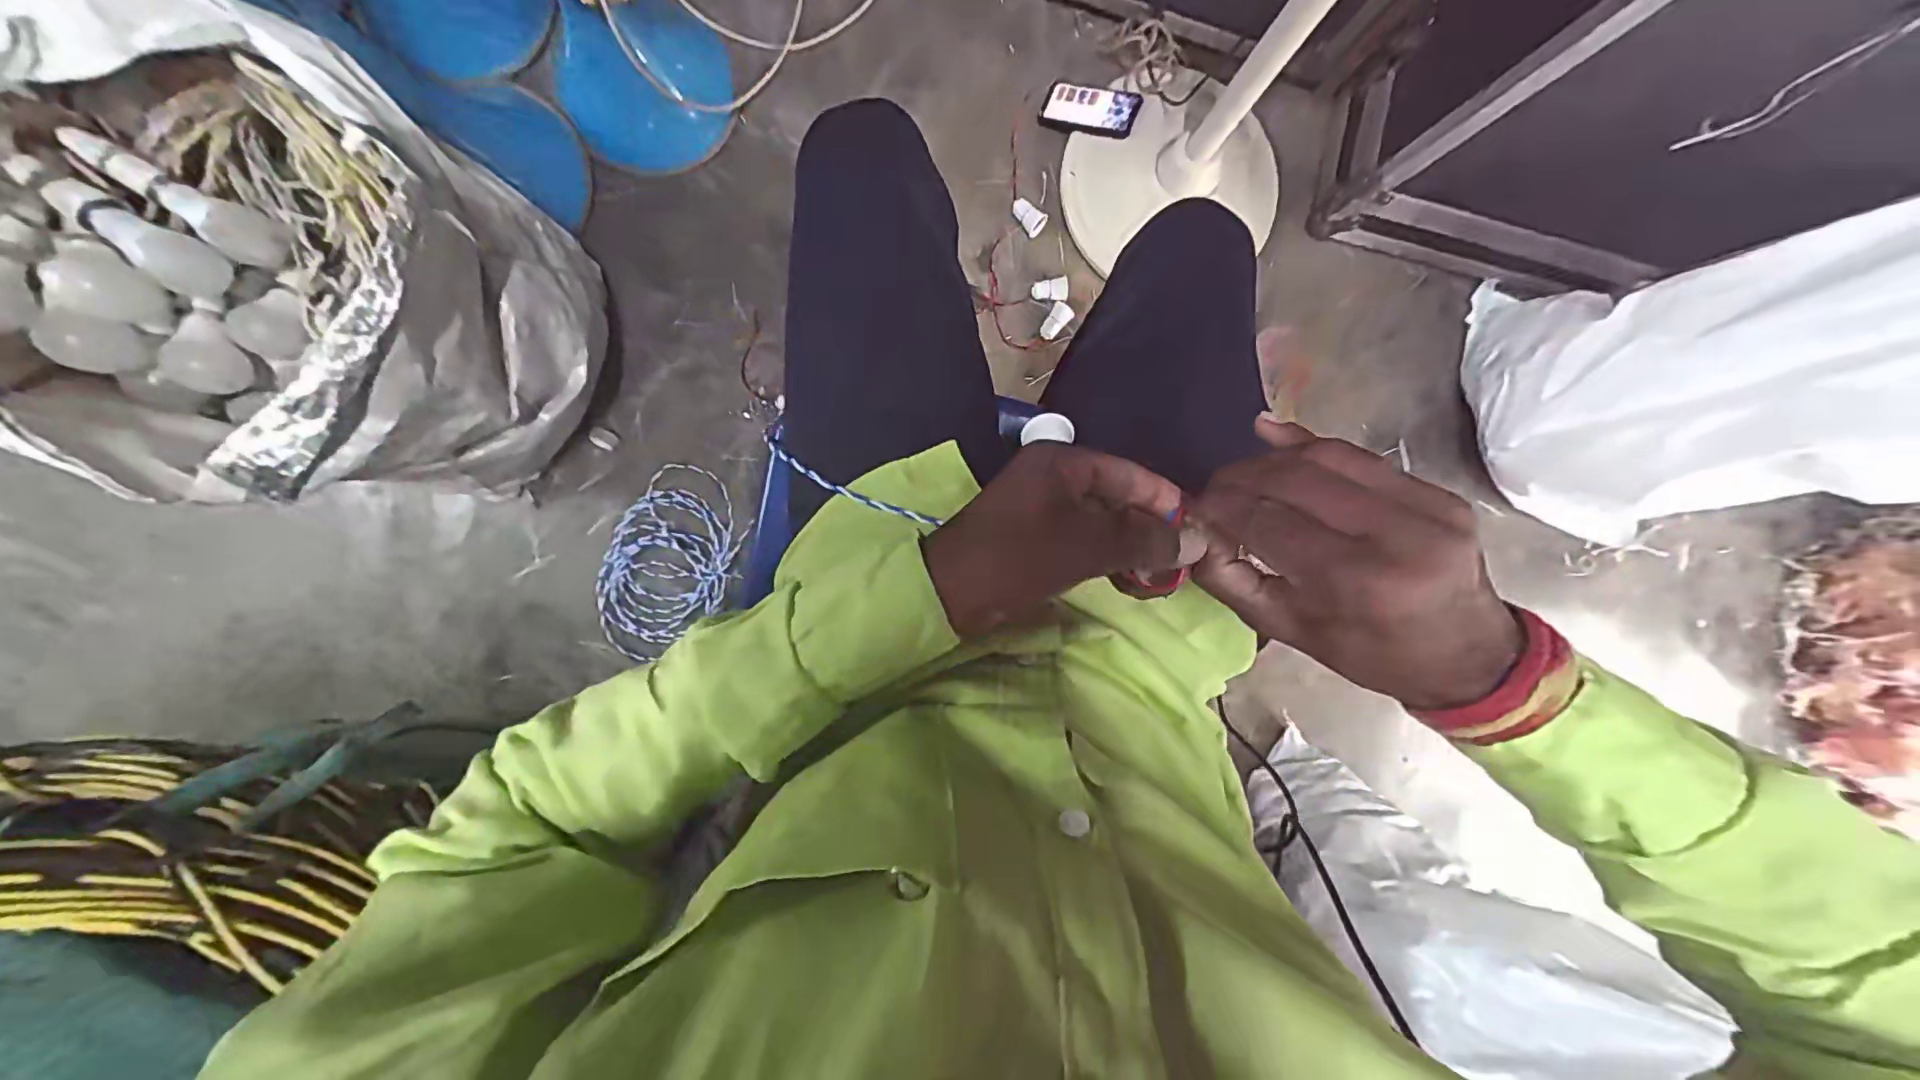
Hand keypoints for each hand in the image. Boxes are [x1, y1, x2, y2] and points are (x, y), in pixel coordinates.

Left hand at [923, 443, 1188, 636]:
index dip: (1166, 502)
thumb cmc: (1021, 556)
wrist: (952, 590)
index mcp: (1063, 463)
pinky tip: (1123, 580)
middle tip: (1178, 563)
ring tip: (1154, 579)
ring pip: (1100, 523)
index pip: (1131, 474)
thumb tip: (1198, 541)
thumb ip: (1145, 540)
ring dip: (1128, 549)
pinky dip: (1104, 557)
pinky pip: (1080, 540)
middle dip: (1148, 531)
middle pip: (1117, 498)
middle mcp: (1053, 477)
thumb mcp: (1089, 546)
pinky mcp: (1033, 536)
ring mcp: (1041, 507)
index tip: (1197, 532)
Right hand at [1189, 417, 1522, 709]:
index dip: (1223, 507)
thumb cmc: (1367, 653)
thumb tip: (1197, 532)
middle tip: (1211, 487)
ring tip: (1240, 472)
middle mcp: (1395, 536)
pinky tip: (1270, 435)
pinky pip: (1359, 457)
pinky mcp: (1439, 492)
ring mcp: (1426, 507)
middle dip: (1241, 477)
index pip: (1269, 522)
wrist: (1467, 656)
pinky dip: (1309, 445)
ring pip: (1327, 457)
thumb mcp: (1288, 629)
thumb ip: (1231, 579)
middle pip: (1296, 481)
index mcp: (1355, 583)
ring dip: (1271, 459)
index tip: (1194, 505)